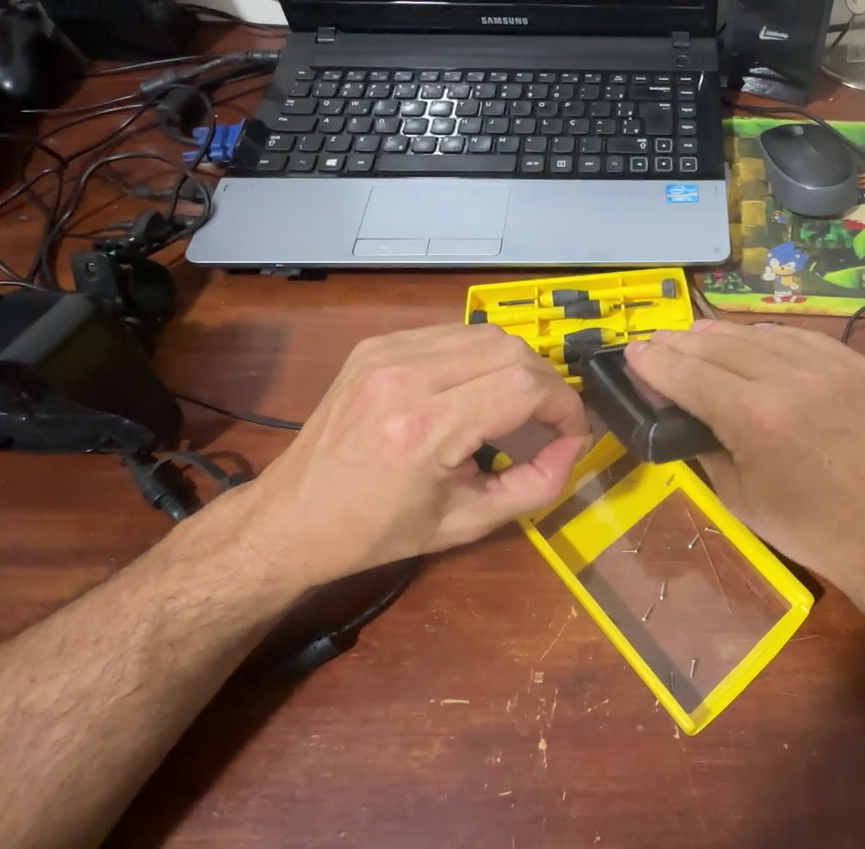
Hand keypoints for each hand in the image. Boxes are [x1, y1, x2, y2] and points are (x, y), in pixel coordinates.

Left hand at [241, 326, 589, 587]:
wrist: (292, 518)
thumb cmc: (378, 531)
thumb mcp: (467, 523)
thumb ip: (537, 485)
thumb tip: (573, 446)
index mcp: (425, 427)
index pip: (524, 386)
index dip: (564, 406)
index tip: (572, 432)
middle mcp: (405, 376)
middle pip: (512, 350)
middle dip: (547, 383)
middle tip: (549, 419)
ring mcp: (386, 352)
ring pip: (486, 334)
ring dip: (517, 366)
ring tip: (517, 404)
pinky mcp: (375, 344)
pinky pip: (453, 333)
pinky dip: (481, 356)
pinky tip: (475, 388)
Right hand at [624, 320, 864, 586]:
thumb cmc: (805, 526)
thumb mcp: (737, 495)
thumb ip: (701, 440)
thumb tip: (673, 405)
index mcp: (758, 418)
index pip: (692, 375)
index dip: (657, 362)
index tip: (633, 351)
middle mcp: (794, 379)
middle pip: (722, 345)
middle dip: (682, 342)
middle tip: (656, 340)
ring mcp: (832, 365)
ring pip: (760, 333)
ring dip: (721, 334)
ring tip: (695, 336)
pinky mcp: (858, 364)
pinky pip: (800, 338)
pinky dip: (767, 337)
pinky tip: (750, 341)